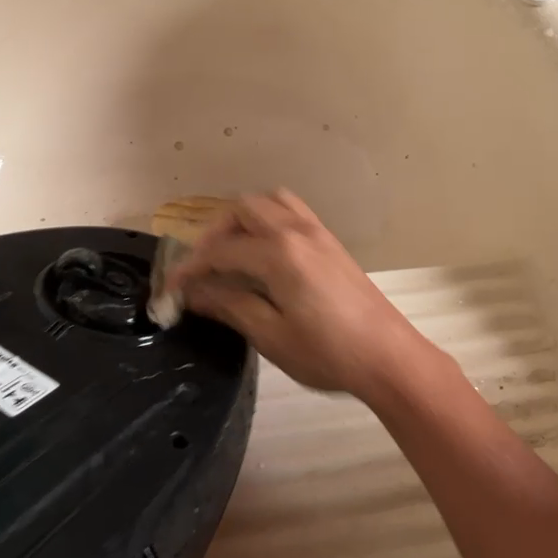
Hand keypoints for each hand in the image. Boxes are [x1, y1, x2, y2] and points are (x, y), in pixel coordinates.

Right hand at [158, 190, 437, 399]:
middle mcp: (296, 231)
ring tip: (230, 254)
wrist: (387, 355)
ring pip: (270, 202)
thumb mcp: (271, 336)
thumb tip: (194, 292)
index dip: (189, 268)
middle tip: (200, 268)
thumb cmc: (328, 352)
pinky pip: (292, 212)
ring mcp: (317, 232)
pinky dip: (268, 220)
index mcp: (279, 253)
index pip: (220, 250)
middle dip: (214, 233)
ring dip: (243, 219)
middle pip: (244, 209)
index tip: (169, 289)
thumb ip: (230, 305)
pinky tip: (263, 254)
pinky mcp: (330, 242)